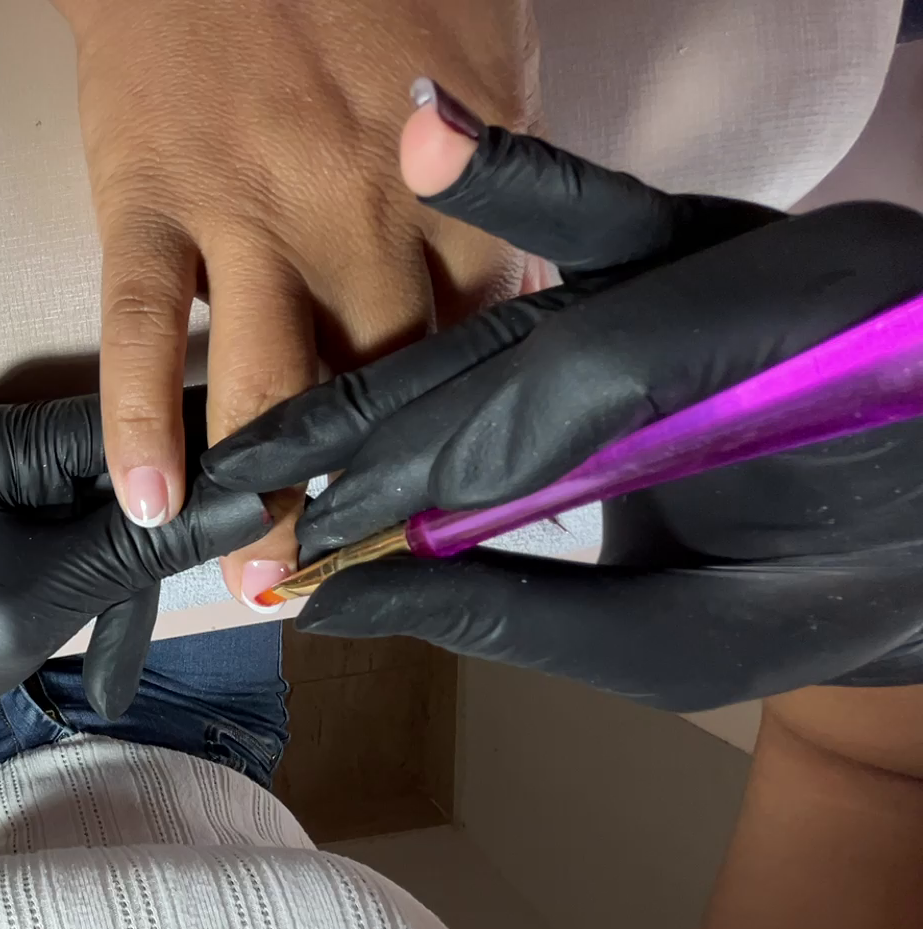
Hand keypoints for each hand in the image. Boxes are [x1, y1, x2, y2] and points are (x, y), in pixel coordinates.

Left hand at [0, 393, 267, 758]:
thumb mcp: (49, 595)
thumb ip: (146, 546)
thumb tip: (257, 499)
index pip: (120, 425)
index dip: (198, 461)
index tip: (270, 502)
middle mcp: (2, 435)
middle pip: (123, 464)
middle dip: (161, 537)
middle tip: (213, 589)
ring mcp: (8, 471)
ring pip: (113, 505)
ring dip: (131, 576)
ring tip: (117, 660)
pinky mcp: (16, 507)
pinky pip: (87, 528)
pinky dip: (107, 579)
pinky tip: (106, 639)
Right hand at [52, 0, 537, 605]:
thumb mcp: (473, 47)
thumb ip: (488, 178)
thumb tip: (486, 293)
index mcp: (447, 167)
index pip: (471, 332)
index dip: (459, 432)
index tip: (444, 510)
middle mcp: (355, 206)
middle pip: (375, 379)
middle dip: (371, 490)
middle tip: (359, 578)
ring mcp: (240, 213)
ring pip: (265, 379)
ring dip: (267, 492)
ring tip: (259, 580)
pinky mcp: (145, 209)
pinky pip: (140, 332)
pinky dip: (139, 423)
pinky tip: (147, 503)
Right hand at [202, 85, 922, 710]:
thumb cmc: (828, 592)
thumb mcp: (680, 642)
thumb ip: (512, 614)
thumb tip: (333, 603)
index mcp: (806, 362)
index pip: (570, 388)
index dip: (425, 466)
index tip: (316, 540)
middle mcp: (758, 265)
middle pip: (503, 347)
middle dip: (365, 439)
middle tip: (248, 500)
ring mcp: (706, 244)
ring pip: (490, 310)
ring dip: (365, 383)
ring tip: (258, 446)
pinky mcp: (660, 241)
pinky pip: (565, 208)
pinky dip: (492, 180)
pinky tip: (419, 137)